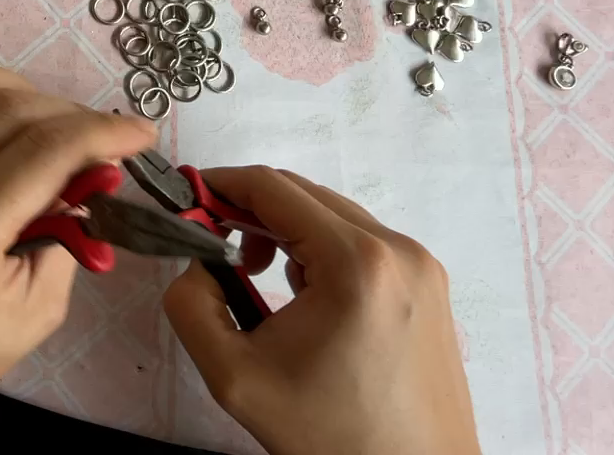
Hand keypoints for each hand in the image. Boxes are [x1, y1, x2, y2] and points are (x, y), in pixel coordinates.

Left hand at [0, 58, 156, 446]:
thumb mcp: (32, 314)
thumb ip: (64, 235)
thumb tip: (86, 171)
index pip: (41, 153)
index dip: (101, 132)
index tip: (140, 133)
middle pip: (7, 110)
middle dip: (70, 114)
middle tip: (99, 138)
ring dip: (18, 88)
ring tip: (45, 120)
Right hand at [163, 166, 479, 454]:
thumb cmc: (326, 434)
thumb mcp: (231, 373)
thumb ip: (189, 301)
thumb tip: (200, 259)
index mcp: (356, 262)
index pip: (270, 186)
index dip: (219, 183)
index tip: (185, 200)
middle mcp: (397, 248)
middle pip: (299, 191)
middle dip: (246, 207)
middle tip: (212, 242)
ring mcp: (420, 264)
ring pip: (326, 210)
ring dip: (279, 224)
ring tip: (254, 272)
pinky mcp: (428, 282)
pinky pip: (355, 235)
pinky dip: (314, 242)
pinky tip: (300, 288)